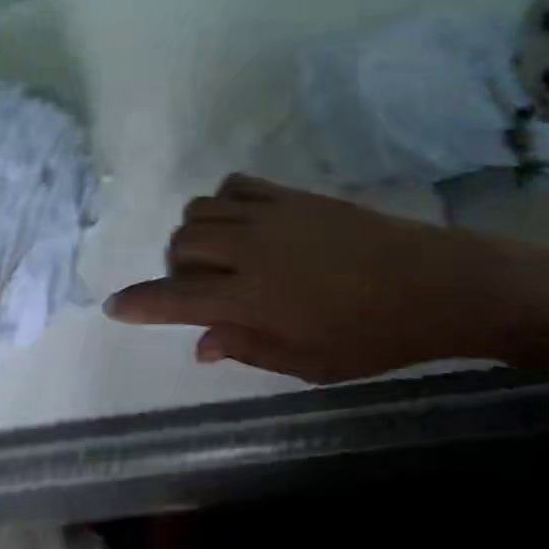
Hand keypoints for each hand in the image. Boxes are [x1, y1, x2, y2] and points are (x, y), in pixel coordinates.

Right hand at [104, 174, 548, 382]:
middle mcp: (249, 250)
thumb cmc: (372, 336)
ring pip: (198, 213)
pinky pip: (232, 186)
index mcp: (252, 298)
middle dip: (174, 270)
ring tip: (218, 258)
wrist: (432, 282)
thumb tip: (200, 344)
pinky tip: (239, 224)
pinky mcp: (290, 195)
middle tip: (199, 291)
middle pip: (181, 246)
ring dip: (194, 236)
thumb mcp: (308, 362)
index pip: (176, 297)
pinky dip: (221, 204)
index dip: (141, 303)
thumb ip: (247, 348)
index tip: (116, 306)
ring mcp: (269, 215)